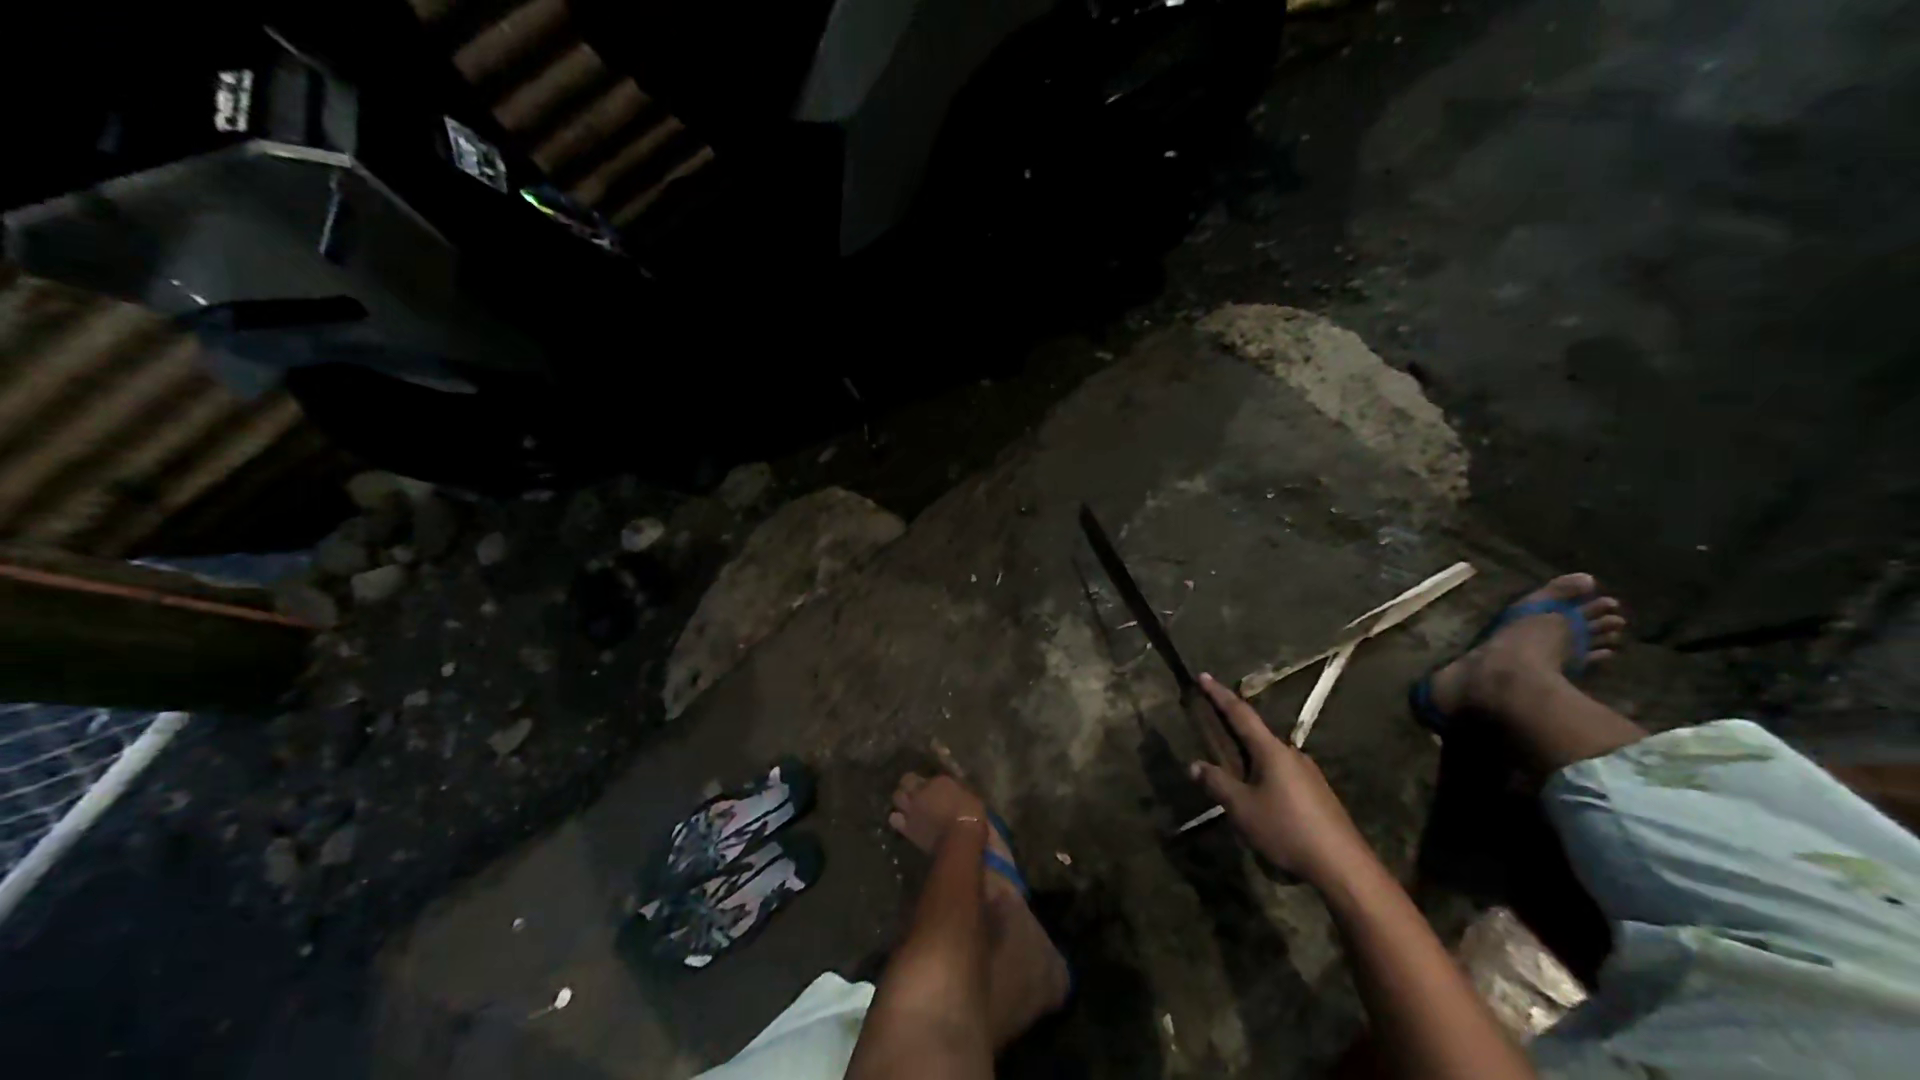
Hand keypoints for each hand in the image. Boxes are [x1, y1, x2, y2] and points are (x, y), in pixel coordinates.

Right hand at [1190, 673, 1372, 884]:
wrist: (1343, 866)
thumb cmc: (1287, 829)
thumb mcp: (1242, 808)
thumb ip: (1216, 784)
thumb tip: (1194, 765)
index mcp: (1271, 751)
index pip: (1240, 713)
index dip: (1219, 694)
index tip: (1203, 676)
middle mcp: (1292, 754)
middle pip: (1256, 734)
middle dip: (1233, 729)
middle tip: (1212, 727)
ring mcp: (1308, 774)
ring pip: (1270, 757)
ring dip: (1249, 757)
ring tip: (1232, 773)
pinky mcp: (1317, 793)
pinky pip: (1282, 774)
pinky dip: (1263, 774)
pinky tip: (1259, 797)